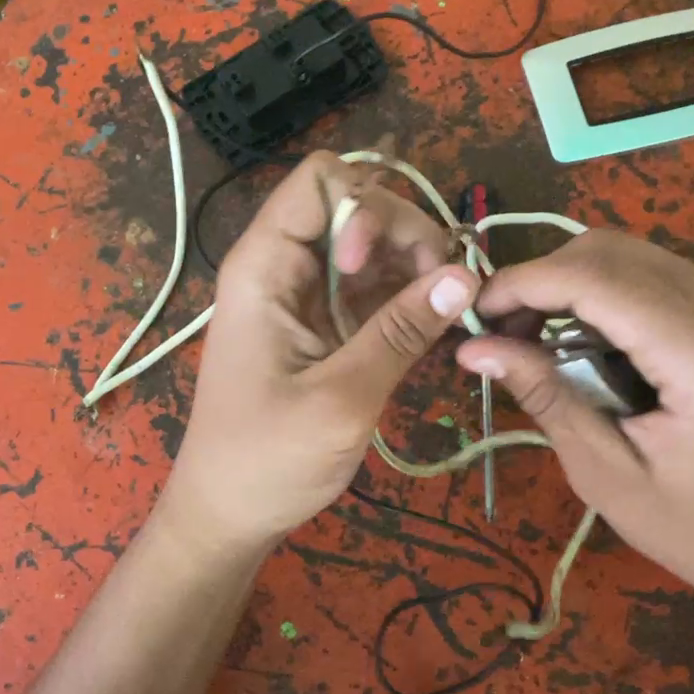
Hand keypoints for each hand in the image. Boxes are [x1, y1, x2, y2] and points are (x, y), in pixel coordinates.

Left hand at [158, 152, 478, 550]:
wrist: (228, 514)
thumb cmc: (267, 460)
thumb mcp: (341, 399)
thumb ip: (402, 332)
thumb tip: (465, 276)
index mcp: (265, 266)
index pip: (319, 179)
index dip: (362, 206)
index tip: (372, 268)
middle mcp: (285, 266)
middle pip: (356, 204)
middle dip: (404, 234)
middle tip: (439, 293)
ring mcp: (308, 295)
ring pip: (373, 245)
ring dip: (415, 266)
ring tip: (443, 314)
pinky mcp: (327, 324)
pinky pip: (374, 286)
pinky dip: (409, 297)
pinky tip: (435, 326)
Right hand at [454, 230, 693, 621]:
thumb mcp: (607, 475)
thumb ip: (546, 396)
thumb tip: (472, 348)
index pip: (599, 280)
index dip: (525, 283)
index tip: (474, 314)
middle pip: (613, 252)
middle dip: (543, 279)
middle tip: (500, 331)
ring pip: (631, 255)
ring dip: (570, 283)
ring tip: (533, 336)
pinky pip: (655, 275)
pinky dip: (604, 293)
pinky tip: (582, 338)